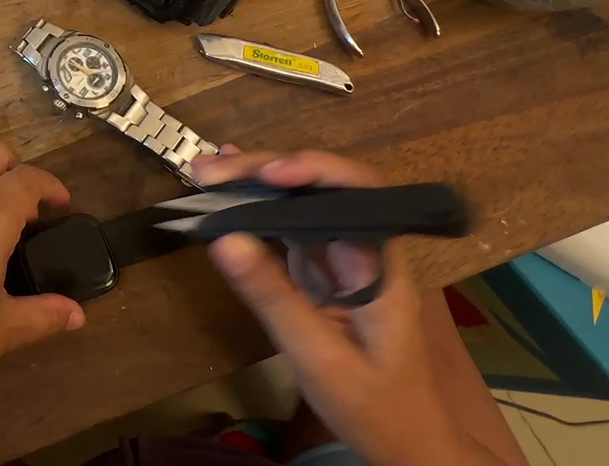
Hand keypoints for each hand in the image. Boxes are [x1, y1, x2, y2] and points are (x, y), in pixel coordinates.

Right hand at [198, 151, 512, 465]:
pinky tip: (222, 185)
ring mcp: (336, 254)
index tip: (268, 174)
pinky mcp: (315, 266)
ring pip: (296, 199)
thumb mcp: (320, 358)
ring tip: (203, 172)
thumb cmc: (375, 407)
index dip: (314, 170)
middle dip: (262, 170)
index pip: (358, 192)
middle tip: (208, 173)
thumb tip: (223, 239)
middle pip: (317, 187)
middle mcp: (360, 246)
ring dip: (250, 180)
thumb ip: (273, 297)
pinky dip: (250, 202)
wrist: (405, 446)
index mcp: (379, 262)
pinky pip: (282, 222)